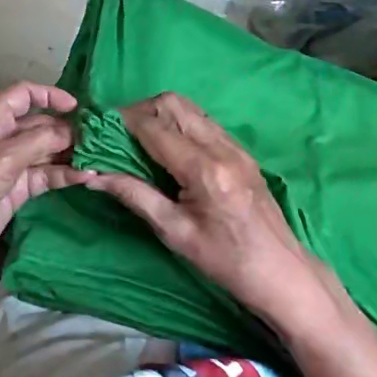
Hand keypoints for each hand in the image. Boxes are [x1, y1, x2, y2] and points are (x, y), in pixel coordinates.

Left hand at [0, 81, 88, 265]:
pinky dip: (65, 175)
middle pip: (41, 124)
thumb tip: (72, 132)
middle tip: (97, 139)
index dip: (50, 95)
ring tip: (98, 159)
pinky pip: (47, 175)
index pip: (24, 94)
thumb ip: (39, 141)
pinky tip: (85, 177)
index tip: (76, 107)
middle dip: (67, 129)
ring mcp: (12, 163)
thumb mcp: (2, 158)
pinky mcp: (20, 188)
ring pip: (48, 150)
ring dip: (70, 153)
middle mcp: (4, 136)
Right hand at [77, 92, 323, 318]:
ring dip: (159, 115)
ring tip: (137, 140)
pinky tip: (166, 149)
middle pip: (173, 103)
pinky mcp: (241, 151)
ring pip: (189, 108)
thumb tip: (94, 175)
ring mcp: (235, 146)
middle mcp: (221, 147)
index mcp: (204, 169)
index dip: (121, 123)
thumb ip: (134, 196)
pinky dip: (179, 123)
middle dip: (139, 111)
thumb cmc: (226, 261)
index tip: (97, 132)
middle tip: (117, 135)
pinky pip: (203, 121)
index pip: (154, 127)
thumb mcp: (174, 233)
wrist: (282, 273)